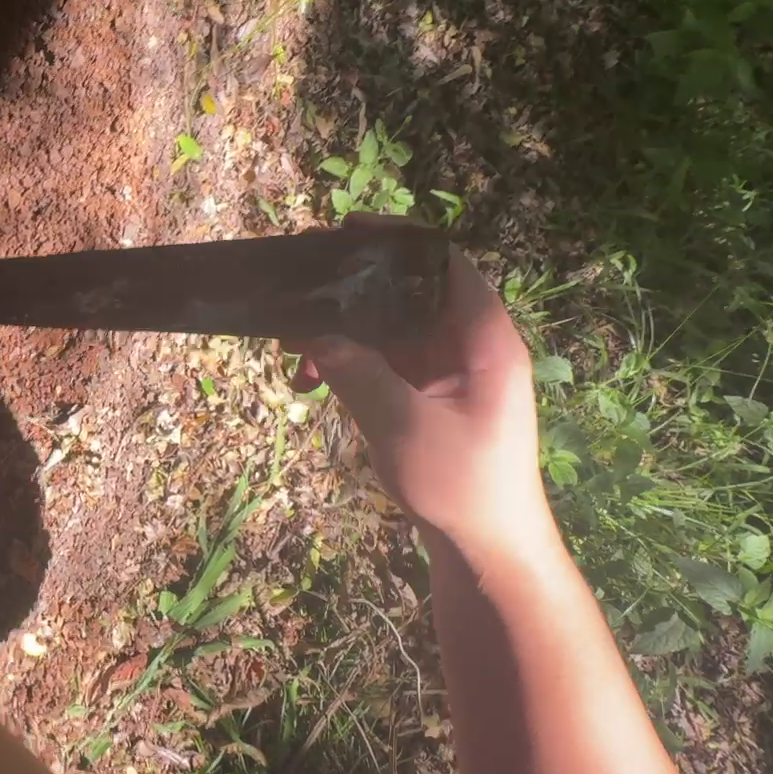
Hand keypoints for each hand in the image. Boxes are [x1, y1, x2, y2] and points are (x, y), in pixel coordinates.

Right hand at [288, 220, 557, 561]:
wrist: (483, 543)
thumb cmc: (460, 482)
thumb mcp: (402, 425)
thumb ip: (358, 372)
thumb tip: (312, 332)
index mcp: (483, 341)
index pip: (446, 265)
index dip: (400, 238)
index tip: (346, 229)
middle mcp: (463, 346)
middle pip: (405, 292)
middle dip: (348, 287)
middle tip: (298, 283)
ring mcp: (440, 370)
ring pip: (381, 327)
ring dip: (334, 331)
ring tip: (288, 345)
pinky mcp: (418, 392)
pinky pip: (373, 359)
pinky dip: (338, 362)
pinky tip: (306, 381)